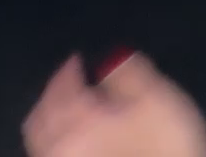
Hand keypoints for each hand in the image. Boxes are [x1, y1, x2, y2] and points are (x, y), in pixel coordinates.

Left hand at [24, 53, 205, 156]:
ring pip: (43, 145)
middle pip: (40, 121)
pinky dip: (58, 144)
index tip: (77, 59)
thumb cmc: (164, 148)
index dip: (68, 70)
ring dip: (51, 121)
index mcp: (77, 124)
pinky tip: (77, 141)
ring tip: (70, 106)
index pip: (62, 90)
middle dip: (52, 95)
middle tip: (68, 79)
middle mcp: (60, 152)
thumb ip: (129, 72)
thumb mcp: (156, 99)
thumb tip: (111, 57)